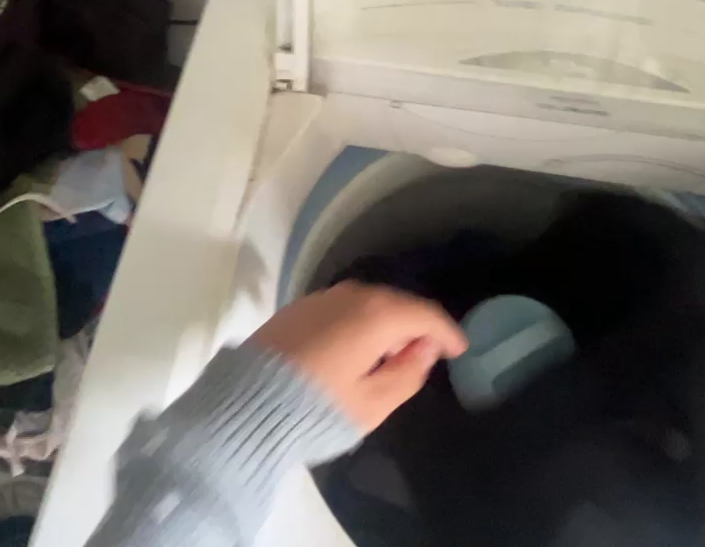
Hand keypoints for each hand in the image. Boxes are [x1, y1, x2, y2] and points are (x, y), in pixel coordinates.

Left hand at [250, 281, 469, 431]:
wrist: (245, 404)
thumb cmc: (316, 408)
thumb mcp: (371, 404)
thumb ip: (407, 374)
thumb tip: (423, 348)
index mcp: (375, 315)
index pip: (423, 314)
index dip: (446, 331)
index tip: (459, 349)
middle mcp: (351, 295)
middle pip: (395, 304)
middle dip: (415, 327)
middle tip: (426, 355)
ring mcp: (321, 298)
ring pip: (368, 304)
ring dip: (386, 325)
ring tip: (391, 356)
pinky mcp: (299, 308)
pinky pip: (343, 309)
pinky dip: (360, 324)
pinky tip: (357, 349)